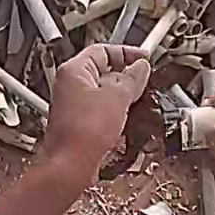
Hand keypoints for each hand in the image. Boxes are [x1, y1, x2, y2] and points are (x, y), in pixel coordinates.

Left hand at [42, 44, 150, 177]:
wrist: (71, 164)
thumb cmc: (83, 131)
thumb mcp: (117, 97)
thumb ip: (132, 79)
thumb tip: (141, 67)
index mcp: (74, 71)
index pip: (102, 50)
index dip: (125, 53)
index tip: (143, 58)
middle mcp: (71, 85)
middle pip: (103, 70)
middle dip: (126, 75)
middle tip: (143, 80)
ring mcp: (74, 104)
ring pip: (103, 91)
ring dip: (122, 95)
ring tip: (137, 99)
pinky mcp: (80, 122)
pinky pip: (101, 109)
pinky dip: (116, 111)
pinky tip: (127, 117)